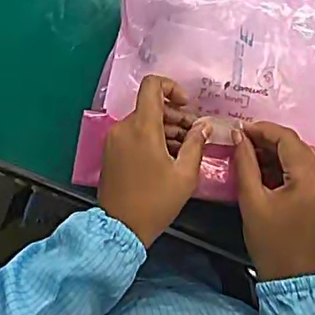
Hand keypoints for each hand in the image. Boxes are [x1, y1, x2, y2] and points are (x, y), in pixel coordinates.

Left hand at [99, 75, 205, 246]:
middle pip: (151, 106)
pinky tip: (168, 156)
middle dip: (175, 116)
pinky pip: (133, 133)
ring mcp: (114, 139)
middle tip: (195, 134)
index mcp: (142, 127)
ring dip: (165, 128)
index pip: (152, 85)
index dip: (171, 87)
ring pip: (143, 121)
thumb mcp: (184, 175)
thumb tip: (204, 126)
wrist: (120, 229)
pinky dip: (151, 137)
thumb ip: (196, 144)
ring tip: (185, 148)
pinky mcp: (110, 151)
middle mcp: (124, 127)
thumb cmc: (155, 202)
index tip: (186, 105)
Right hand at [232, 121, 314, 281]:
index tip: (242, 130)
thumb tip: (240, 136)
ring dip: (282, 152)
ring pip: (307, 158)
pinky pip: (312, 173)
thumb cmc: (269, 243)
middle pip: (300, 147)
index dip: (264, 130)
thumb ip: (245, 163)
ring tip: (255, 153)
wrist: (292, 282)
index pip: (288, 140)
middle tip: (245, 140)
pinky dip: (293, 167)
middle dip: (271, 140)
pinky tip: (272, 170)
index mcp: (310, 182)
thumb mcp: (251, 200)